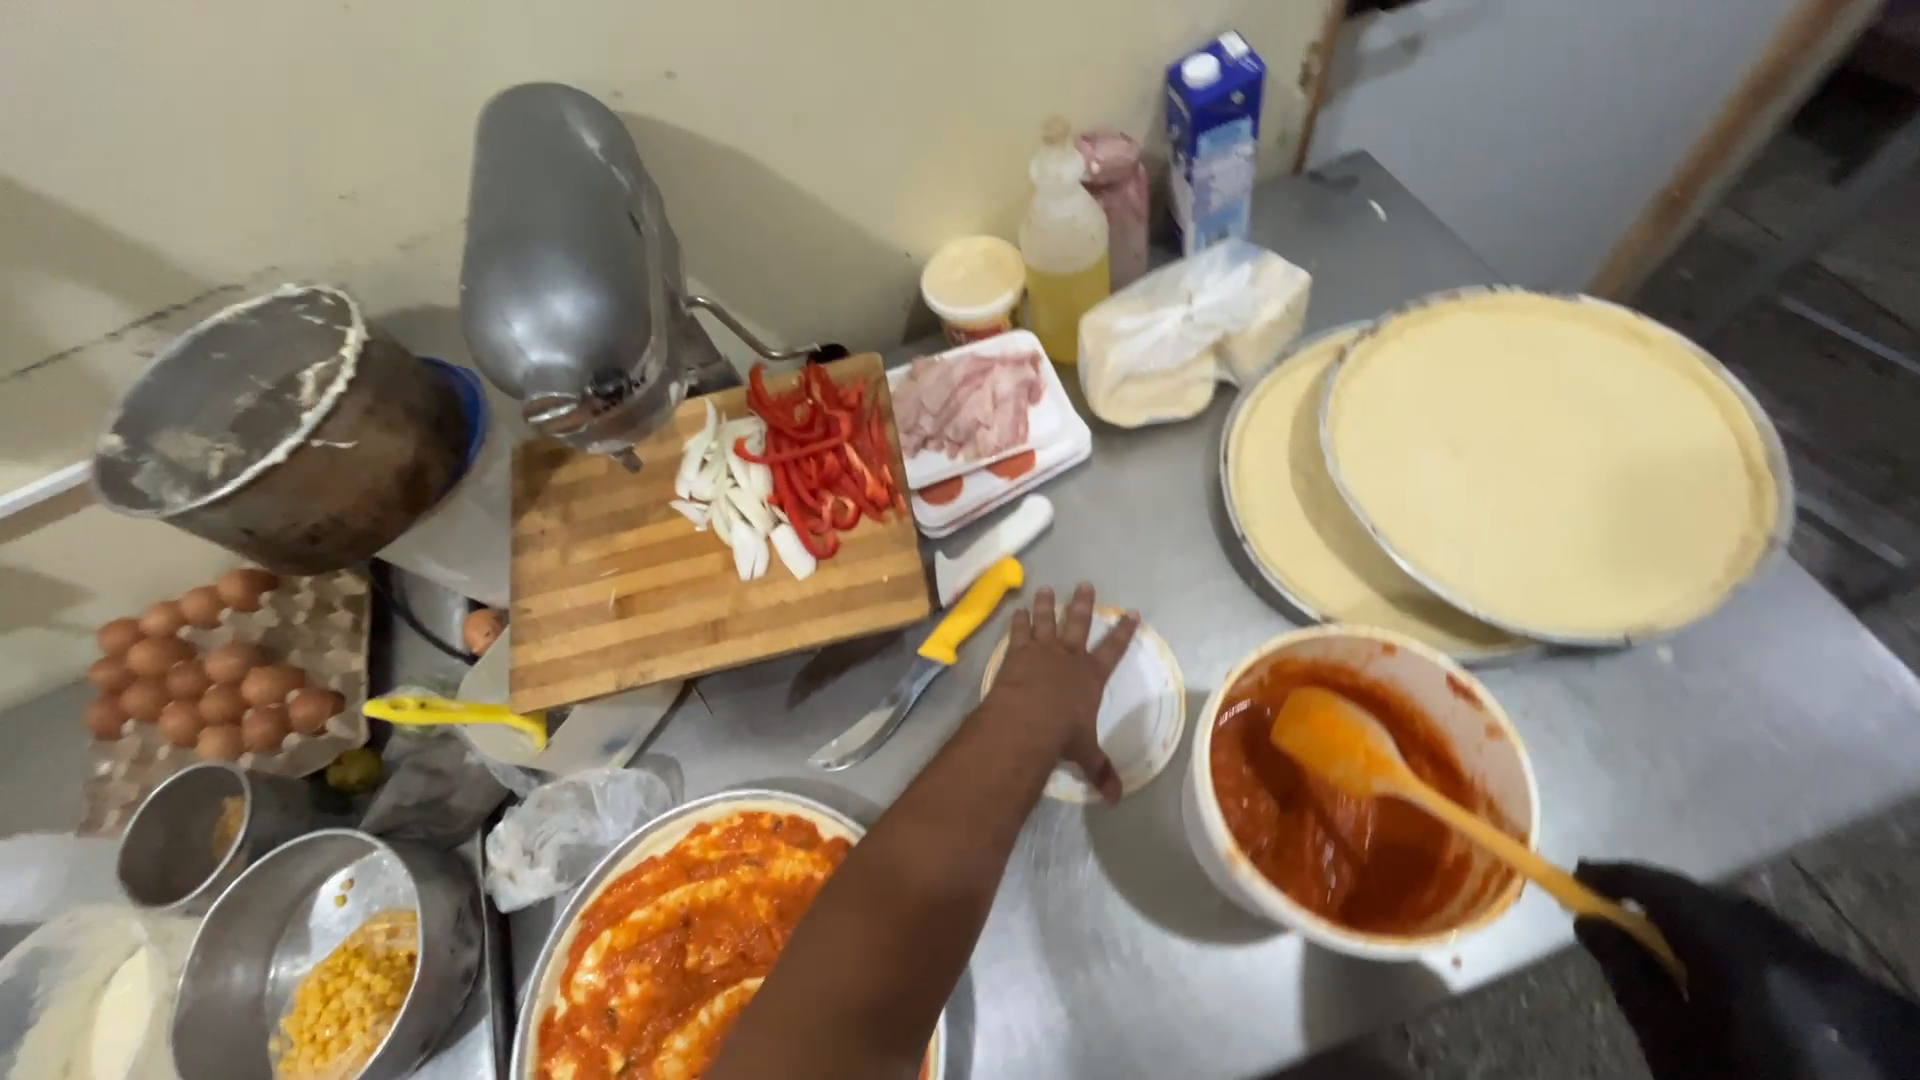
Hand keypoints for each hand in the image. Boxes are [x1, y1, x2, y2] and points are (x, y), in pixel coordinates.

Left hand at [983, 584, 1138, 802]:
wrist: (1028, 719)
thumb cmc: (1062, 735)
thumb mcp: (1084, 753)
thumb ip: (1099, 770)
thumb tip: (1115, 799)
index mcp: (1091, 677)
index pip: (1114, 650)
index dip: (1124, 632)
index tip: (1133, 613)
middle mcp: (1068, 657)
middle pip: (1078, 624)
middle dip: (1083, 605)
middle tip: (1085, 584)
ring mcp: (1042, 651)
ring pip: (1047, 621)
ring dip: (1047, 605)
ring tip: (1046, 588)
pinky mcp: (1016, 653)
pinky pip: (1019, 632)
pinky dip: (1019, 621)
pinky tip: (1018, 609)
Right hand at [1575, 860, 1919, 1079]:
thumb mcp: (1671, 1048)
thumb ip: (1631, 978)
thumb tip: (1590, 922)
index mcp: (1744, 963)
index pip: (1670, 892)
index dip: (1619, 876)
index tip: (1579, 875)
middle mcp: (1803, 957)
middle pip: (1719, 905)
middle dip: (1666, 902)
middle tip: (1619, 913)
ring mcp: (1849, 979)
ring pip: (1760, 928)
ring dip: (1709, 927)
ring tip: (1672, 949)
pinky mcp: (1876, 1004)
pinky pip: (1795, 956)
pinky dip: (1750, 952)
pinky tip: (1733, 981)